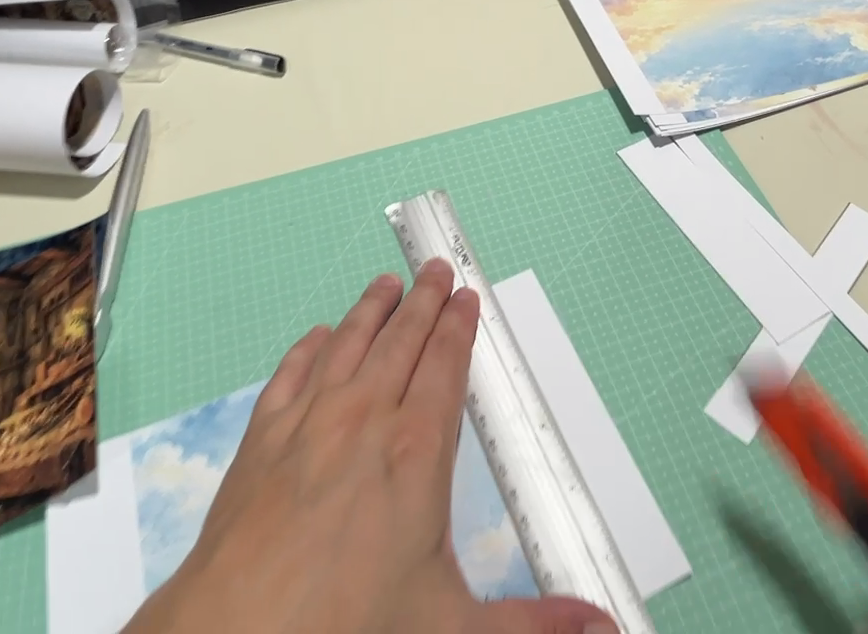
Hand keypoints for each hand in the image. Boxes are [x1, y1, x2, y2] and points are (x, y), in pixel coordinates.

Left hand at [126, 263, 615, 633]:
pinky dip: (309, 348)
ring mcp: (309, 423)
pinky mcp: (263, 438)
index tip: (466, 298)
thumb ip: (535, 622)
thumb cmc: (350, 625)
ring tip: (386, 282)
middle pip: (401, 341)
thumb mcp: (454, 627)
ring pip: (348, 344)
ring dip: (370, 309)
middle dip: (423, 301)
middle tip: (435, 269)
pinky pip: (291, 373)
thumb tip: (605, 630)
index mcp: (417, 451)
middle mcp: (364, 419)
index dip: (458, 327)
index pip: (445, 365)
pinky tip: (319, 335)